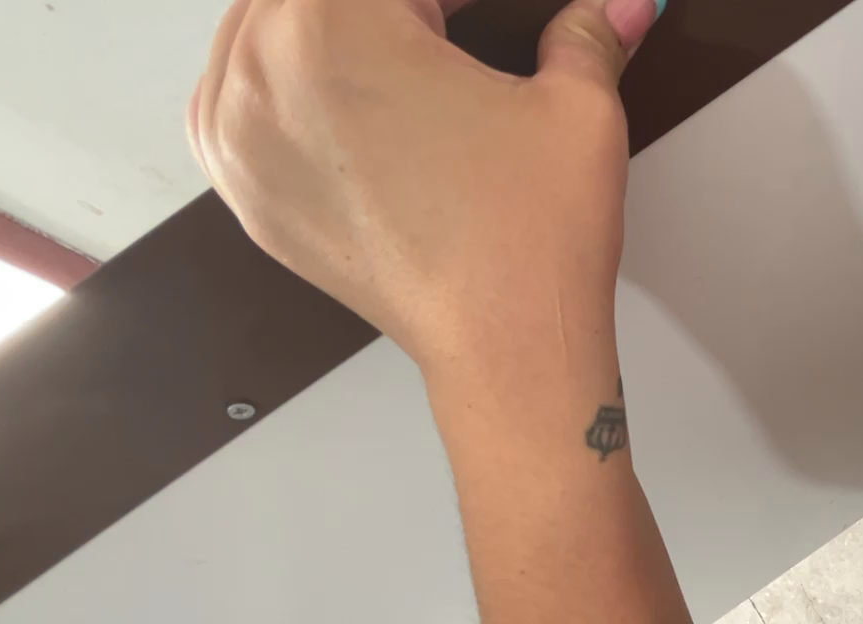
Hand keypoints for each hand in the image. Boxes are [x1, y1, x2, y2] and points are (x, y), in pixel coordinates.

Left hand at [186, 0, 660, 377]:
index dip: (459, 3)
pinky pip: (246, 102)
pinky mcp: (249, 194)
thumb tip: (621, 5)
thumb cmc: (537, 245)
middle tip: (455, 55)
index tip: (481, 24)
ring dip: (337, 40)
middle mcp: (260, 66)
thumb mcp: (582, 118)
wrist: (512, 350)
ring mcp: (240, 136)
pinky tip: (360, 124)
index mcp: (336, 23)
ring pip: (270, 32)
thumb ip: (589, 37)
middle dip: (398, 15)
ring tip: (411, 91)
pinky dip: (296, 94)